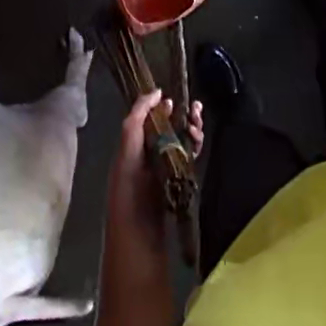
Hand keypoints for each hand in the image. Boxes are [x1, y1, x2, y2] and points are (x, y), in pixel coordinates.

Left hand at [106, 90, 204, 239]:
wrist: (139, 233)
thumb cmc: (128, 187)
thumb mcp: (127, 147)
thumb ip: (137, 118)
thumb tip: (157, 92)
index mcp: (133, 144)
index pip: (149, 117)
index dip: (160, 105)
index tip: (173, 97)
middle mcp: (149, 153)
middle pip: (169, 126)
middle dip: (182, 115)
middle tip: (196, 109)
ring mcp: (166, 167)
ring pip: (182, 140)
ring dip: (192, 129)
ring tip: (197, 125)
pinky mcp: (180, 181)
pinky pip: (189, 157)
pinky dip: (195, 146)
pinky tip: (198, 139)